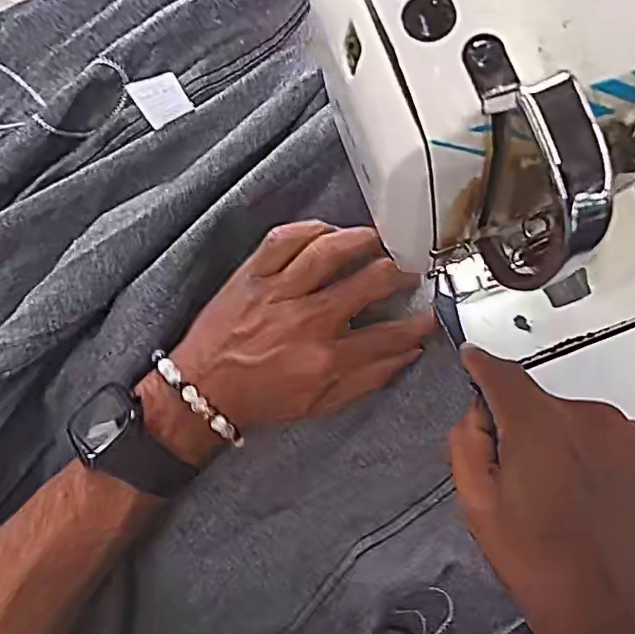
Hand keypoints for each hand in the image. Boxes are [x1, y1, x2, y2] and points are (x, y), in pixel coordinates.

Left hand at [139, 222, 433, 464]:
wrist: (203, 391)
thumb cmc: (261, 399)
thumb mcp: (319, 404)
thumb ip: (366, 380)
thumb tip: (405, 356)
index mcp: (326, 358)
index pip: (389, 335)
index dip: (419, 324)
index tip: (431, 315)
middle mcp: (307, 321)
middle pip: (369, 282)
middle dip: (399, 272)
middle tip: (406, 270)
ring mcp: (279, 293)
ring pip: (330, 251)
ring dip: (362, 240)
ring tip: (377, 241)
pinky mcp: (252, 276)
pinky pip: (285, 239)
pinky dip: (311, 229)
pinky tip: (328, 232)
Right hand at [448, 346, 634, 633]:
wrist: (622, 621)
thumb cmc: (550, 572)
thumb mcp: (480, 509)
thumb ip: (467, 445)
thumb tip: (476, 414)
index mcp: (540, 426)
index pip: (501, 372)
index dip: (480, 366)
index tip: (472, 362)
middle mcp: (588, 418)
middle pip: (536, 400)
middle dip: (519, 425)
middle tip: (516, 479)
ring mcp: (624, 434)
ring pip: (569, 420)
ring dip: (555, 442)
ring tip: (556, 499)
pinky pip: (600, 437)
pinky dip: (586, 456)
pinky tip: (583, 500)